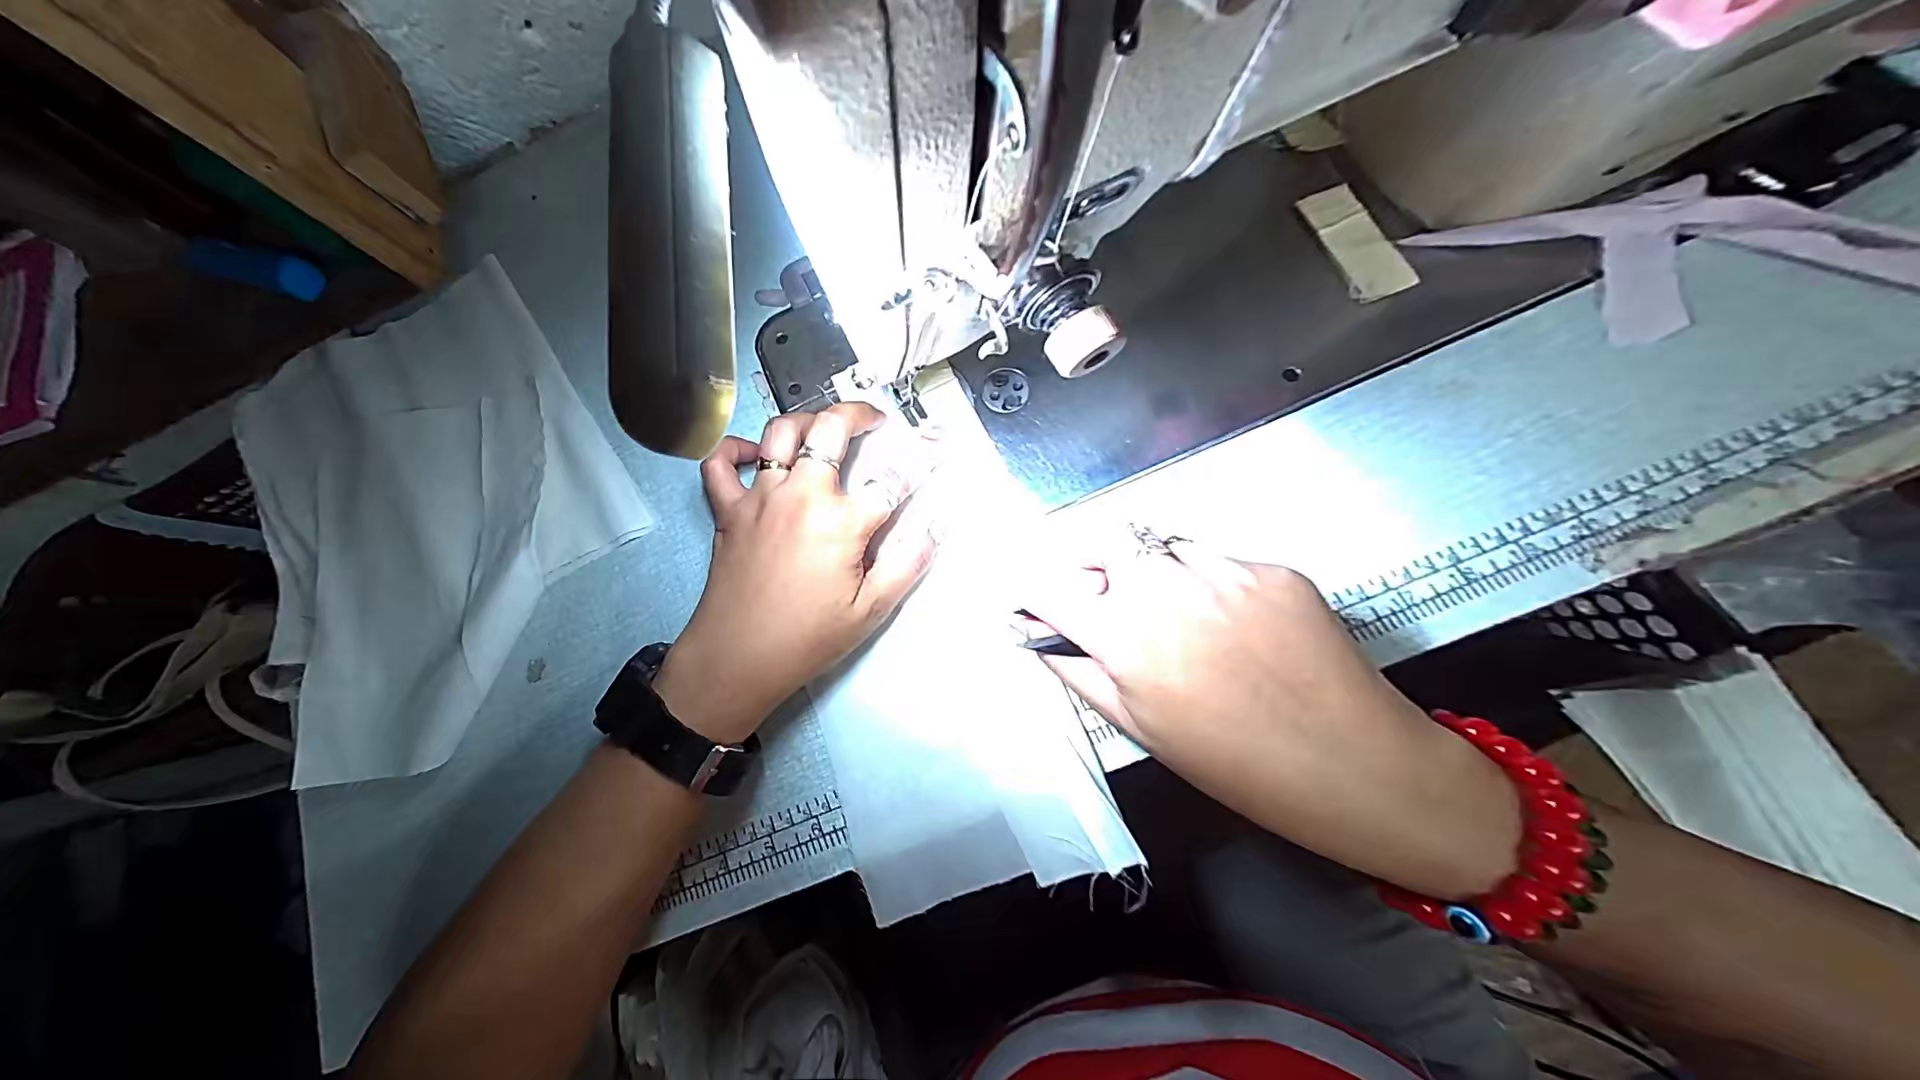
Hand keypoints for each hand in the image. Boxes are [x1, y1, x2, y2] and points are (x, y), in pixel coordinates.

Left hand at [653, 403, 937, 744]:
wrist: (737, 659)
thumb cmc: (803, 640)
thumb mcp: (869, 611)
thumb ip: (906, 566)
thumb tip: (933, 533)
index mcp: (841, 523)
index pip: (891, 480)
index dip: (916, 466)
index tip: (928, 458)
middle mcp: (801, 498)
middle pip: (831, 430)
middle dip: (859, 414)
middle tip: (874, 420)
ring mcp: (761, 499)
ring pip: (780, 432)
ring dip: (806, 420)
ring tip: (823, 427)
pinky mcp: (729, 510)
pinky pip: (721, 462)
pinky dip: (735, 448)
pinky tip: (755, 453)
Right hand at [1019, 538, 1520, 899]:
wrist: (1351, 763)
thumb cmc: (1237, 762)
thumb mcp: (1140, 726)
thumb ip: (1081, 672)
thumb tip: (1042, 639)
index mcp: (1124, 636)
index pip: (1048, 586)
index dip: (1034, 589)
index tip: (1034, 597)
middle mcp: (1165, 590)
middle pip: (1104, 541)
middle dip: (1093, 562)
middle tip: (1106, 595)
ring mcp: (1221, 572)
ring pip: (1163, 548)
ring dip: (1155, 571)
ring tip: (1183, 617)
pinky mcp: (1270, 568)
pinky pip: (1220, 560)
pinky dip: (1211, 582)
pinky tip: (1234, 625)